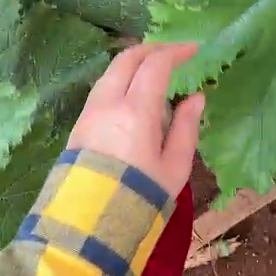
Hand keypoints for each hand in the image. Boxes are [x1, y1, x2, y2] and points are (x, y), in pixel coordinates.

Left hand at [68, 43, 204, 195]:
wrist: (89, 226)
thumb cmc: (140, 198)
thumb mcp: (174, 167)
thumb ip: (185, 128)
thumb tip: (196, 98)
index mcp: (136, 111)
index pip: (155, 65)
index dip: (175, 52)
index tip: (193, 49)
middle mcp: (108, 103)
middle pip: (126, 59)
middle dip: (151, 49)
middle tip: (171, 53)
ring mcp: (89, 112)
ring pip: (110, 72)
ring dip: (132, 63)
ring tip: (152, 71)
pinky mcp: (78, 125)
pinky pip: (101, 89)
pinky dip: (119, 79)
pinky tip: (132, 93)